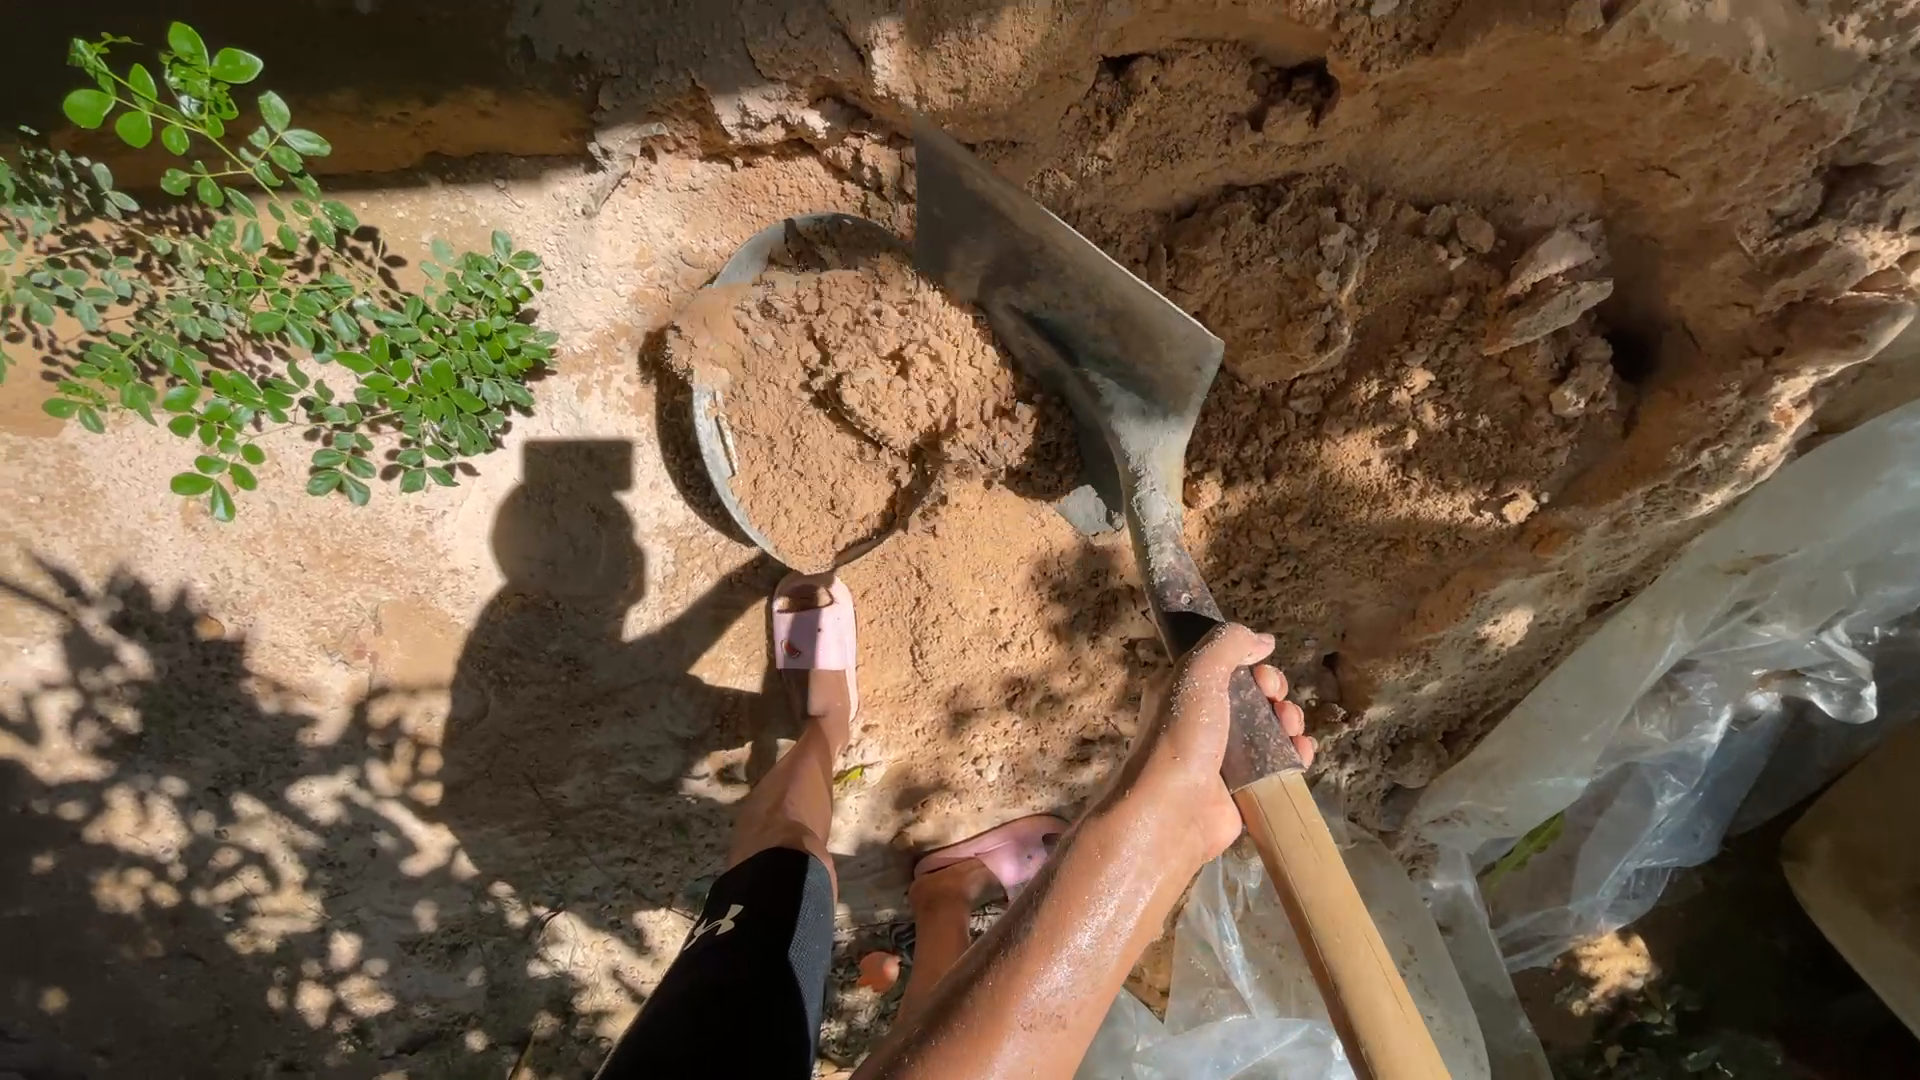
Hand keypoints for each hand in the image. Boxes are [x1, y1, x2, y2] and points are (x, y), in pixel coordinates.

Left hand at [1110, 624, 1314, 864]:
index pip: (1224, 664)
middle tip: (1276, 700)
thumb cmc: (1182, 734)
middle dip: (1274, 690)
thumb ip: (1227, 644)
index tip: (1260, 669)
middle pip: (1252, 693)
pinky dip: (1296, 753)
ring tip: (1290, 728)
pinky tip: (1302, 752)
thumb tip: (1263, 640)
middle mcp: (1202, 717)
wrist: (1175, 809)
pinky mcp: (1246, 784)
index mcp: (1183, 688)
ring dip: (1289, 720)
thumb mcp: (1197, 672)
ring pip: (1271, 725)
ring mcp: (1225, 752)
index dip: (1248, 662)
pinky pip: (1280, 761)